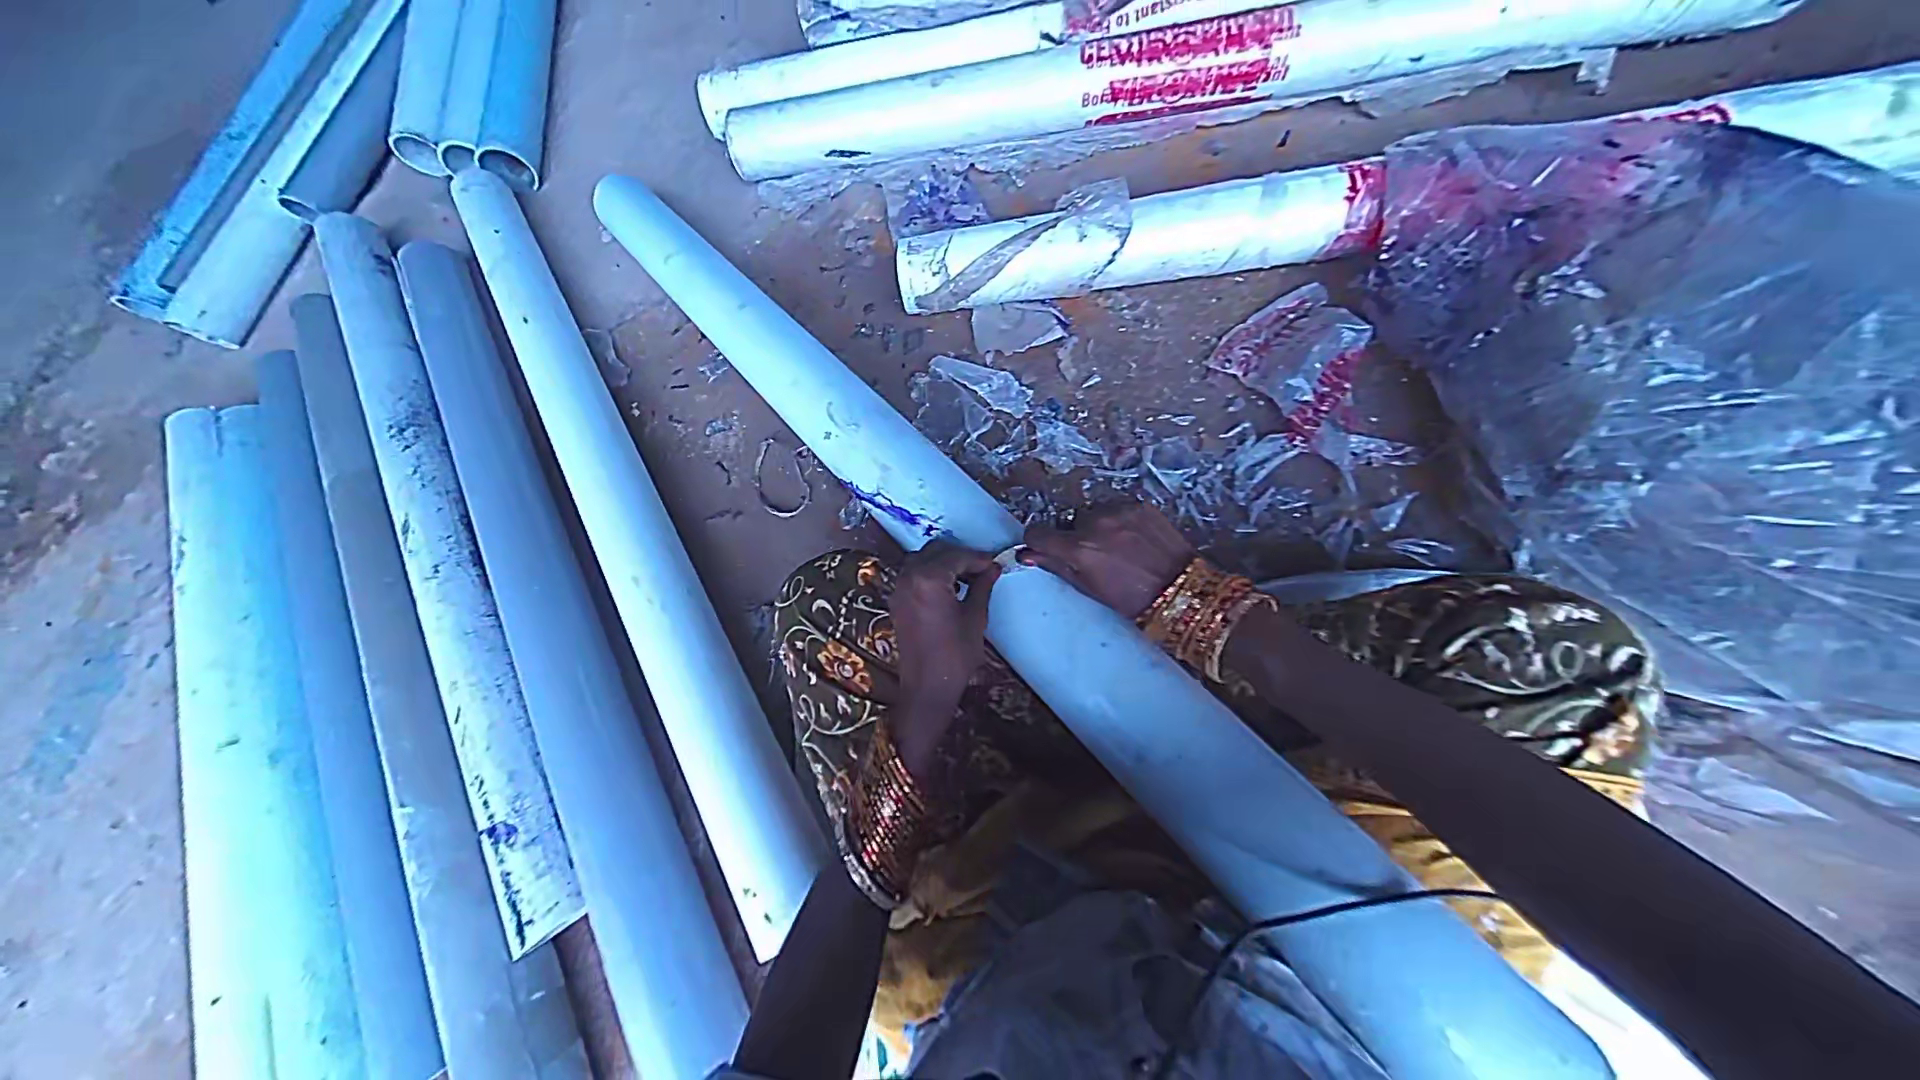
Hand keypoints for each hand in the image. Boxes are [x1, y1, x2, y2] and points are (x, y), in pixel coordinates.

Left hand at [889, 543, 1000, 774]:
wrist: (927, 686)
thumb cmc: (954, 655)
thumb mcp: (974, 617)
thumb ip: (982, 586)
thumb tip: (992, 569)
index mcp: (928, 579)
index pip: (957, 555)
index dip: (978, 559)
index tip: (994, 565)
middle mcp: (908, 577)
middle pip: (936, 550)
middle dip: (960, 556)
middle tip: (982, 569)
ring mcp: (899, 588)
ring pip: (923, 559)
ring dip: (944, 562)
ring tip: (968, 577)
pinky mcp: (896, 600)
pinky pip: (914, 574)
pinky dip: (931, 573)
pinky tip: (950, 587)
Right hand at [1020, 502, 1194, 619]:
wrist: (1182, 590)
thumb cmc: (1133, 599)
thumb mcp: (1089, 589)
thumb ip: (1055, 566)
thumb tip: (1025, 554)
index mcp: (1079, 549)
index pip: (1038, 533)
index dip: (1038, 542)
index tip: (1043, 548)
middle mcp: (1095, 523)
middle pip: (1069, 522)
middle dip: (1075, 536)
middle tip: (1093, 555)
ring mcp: (1119, 510)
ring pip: (1092, 513)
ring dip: (1097, 526)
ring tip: (1117, 547)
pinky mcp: (1139, 504)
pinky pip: (1116, 508)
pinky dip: (1118, 520)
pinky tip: (1133, 539)